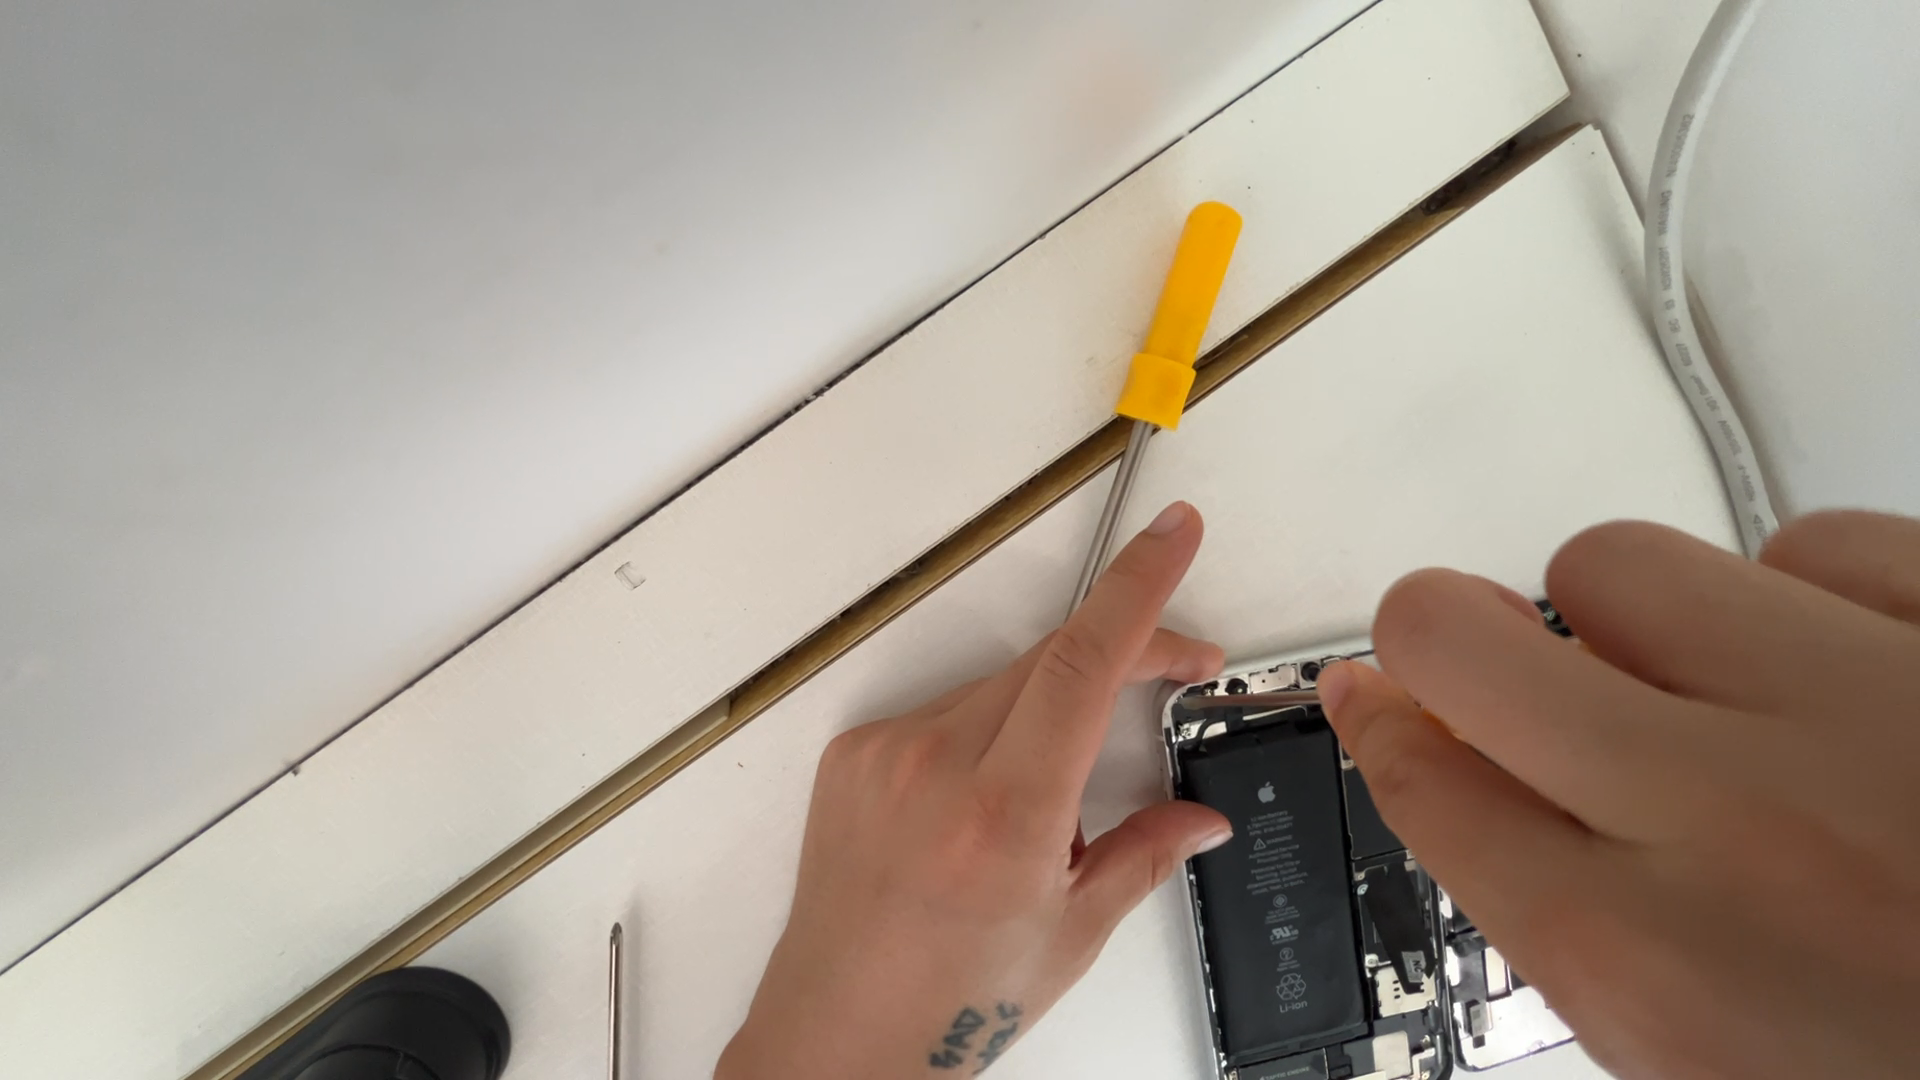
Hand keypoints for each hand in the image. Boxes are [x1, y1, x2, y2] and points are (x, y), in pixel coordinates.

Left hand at [716, 502, 1229, 1079]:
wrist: (838, 1031)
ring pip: (1003, 683)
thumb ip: (1145, 856)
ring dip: (1045, 713)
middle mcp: (936, 767)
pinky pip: (947, 708)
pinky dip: (984, 733)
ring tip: (1038, 796)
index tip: (1174, 534)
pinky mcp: (857, 749)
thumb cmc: (948, 1002)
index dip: (1139, 588)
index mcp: (1004, 815)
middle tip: (1170, 671)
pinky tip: (974, 797)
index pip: (1085, 664)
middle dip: (1122, 652)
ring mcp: (887, 751)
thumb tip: (1201, 818)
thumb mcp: (1068, 935)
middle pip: (1053, 658)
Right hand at [1318, 511, 1919, 1079]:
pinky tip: (1868, 683)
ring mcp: (1898, 721)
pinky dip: (1817, 599)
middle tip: (1502, 671)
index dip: (1376, 712)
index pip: (1407, 761)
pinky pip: (1827, 543)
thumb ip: (1512, 860)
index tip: (1377, 691)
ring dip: (1644, 627)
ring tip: (1738, 704)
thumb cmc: (1912, 1067)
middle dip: (1446, 635)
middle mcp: (1744, 826)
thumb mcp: (1682, 1032)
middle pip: (1448, 625)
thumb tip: (1396, 722)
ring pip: (1624, 562)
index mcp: (1648, 961)